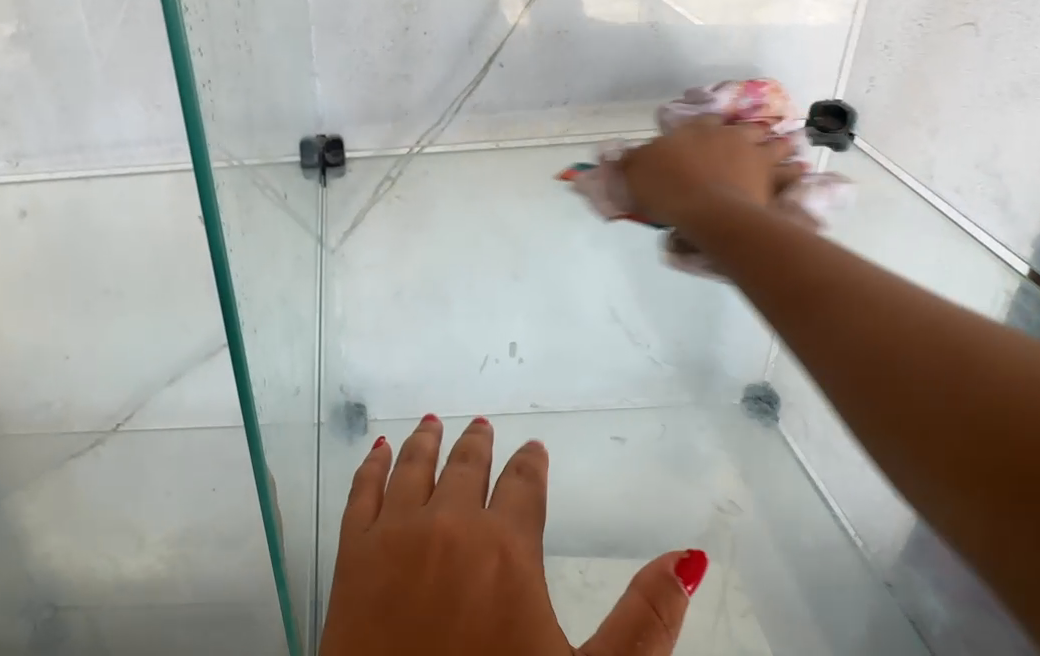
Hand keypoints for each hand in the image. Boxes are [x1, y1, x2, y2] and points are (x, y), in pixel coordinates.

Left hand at [320, 415, 704, 655]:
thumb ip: (644, 618)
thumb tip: (687, 558)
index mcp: (506, 548)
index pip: (524, 486)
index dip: (531, 464)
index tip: (533, 447)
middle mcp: (448, 525)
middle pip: (466, 468)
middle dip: (478, 444)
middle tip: (482, 424)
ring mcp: (394, 534)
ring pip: (413, 467)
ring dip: (426, 442)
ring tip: (433, 422)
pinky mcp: (352, 553)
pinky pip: (363, 491)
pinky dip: (372, 465)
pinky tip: (377, 450)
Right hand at [619, 116, 801, 228]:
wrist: (706, 210)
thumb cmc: (666, 186)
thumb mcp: (635, 171)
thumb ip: (633, 160)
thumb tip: (625, 154)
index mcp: (695, 130)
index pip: (705, 121)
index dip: (709, 127)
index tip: (710, 132)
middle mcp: (727, 136)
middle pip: (746, 128)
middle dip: (751, 131)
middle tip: (756, 135)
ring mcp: (754, 155)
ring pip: (774, 144)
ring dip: (781, 144)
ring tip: (789, 145)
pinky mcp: (772, 178)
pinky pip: (790, 172)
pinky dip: (795, 171)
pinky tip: (801, 172)